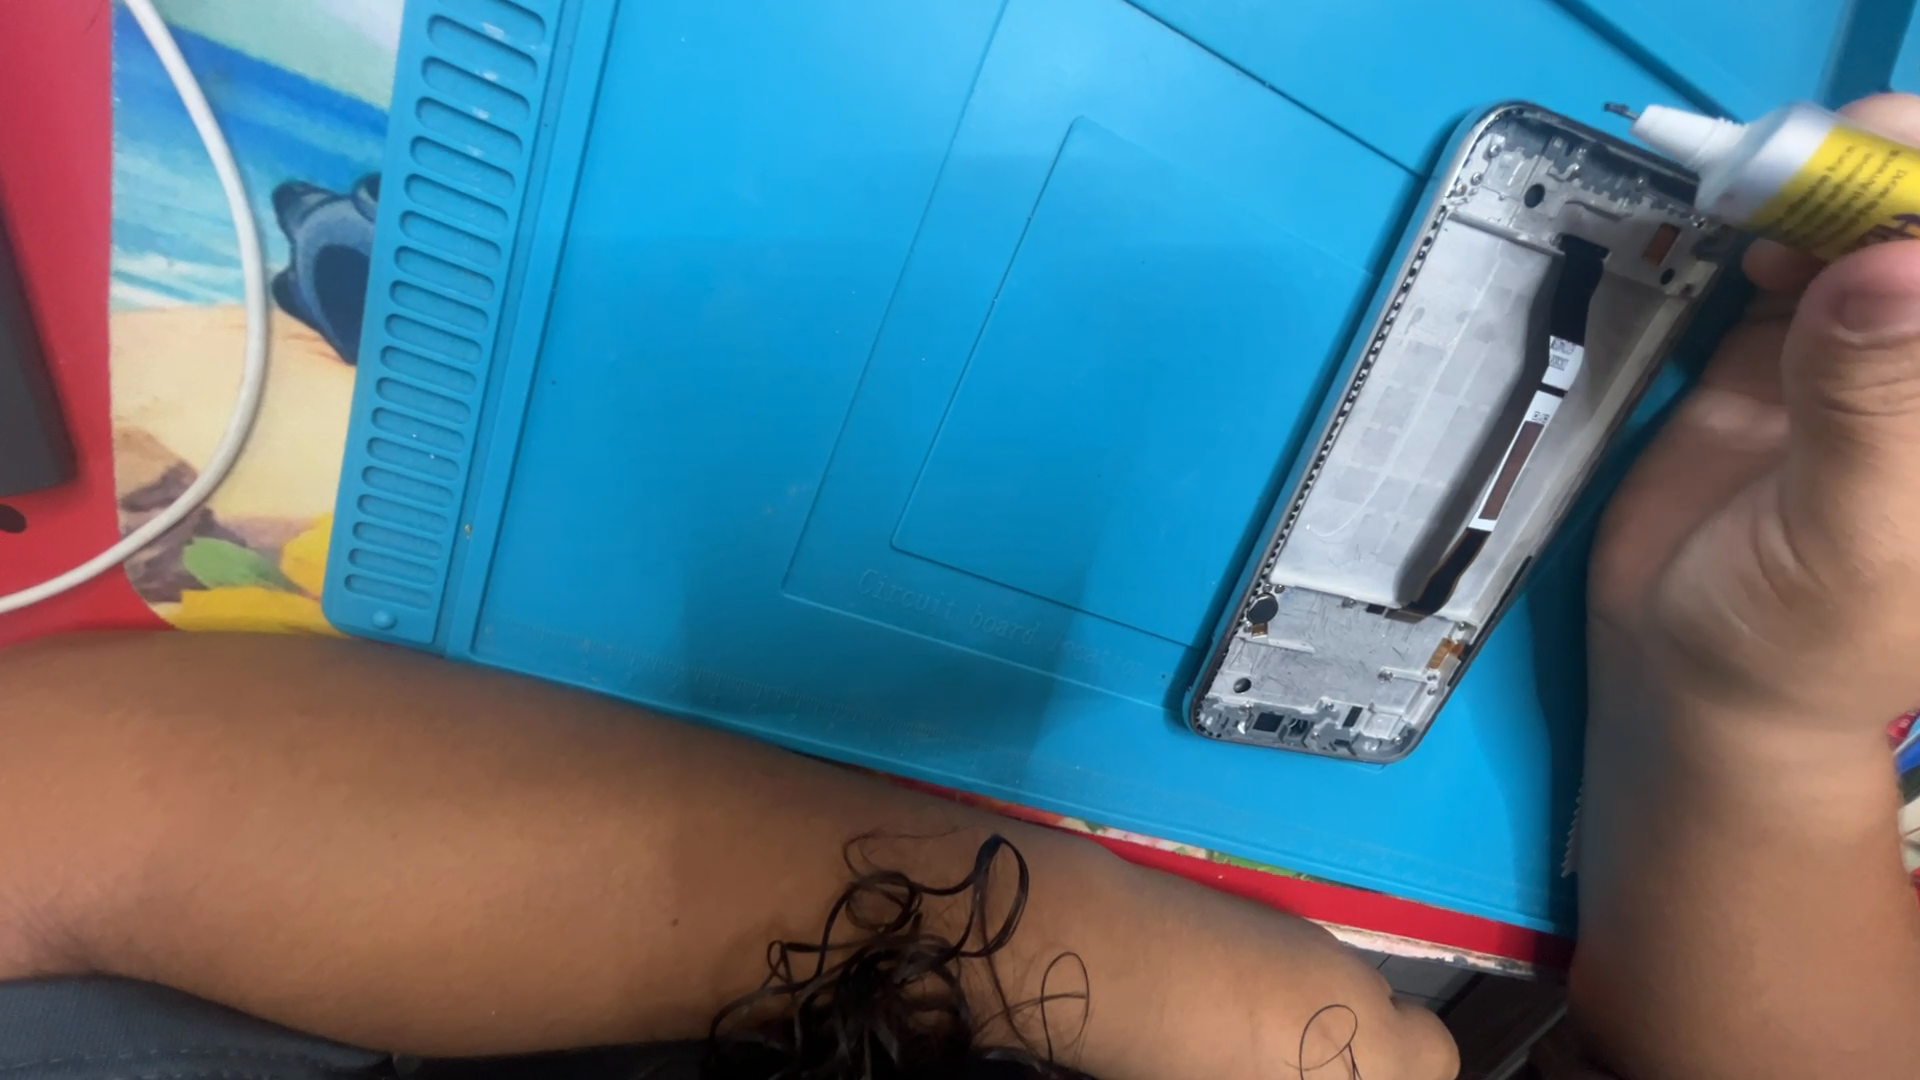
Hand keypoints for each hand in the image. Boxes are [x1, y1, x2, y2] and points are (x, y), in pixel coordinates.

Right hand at [1591, 94, 1919, 730]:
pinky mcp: (1764, 369)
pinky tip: (1742, 240)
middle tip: (1822, 151)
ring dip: (1826, 201)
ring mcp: (1853, 362)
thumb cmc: (1799, 632)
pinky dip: (1759, 246)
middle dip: (1899, 178)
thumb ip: (1874, 409)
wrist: (1687, 667)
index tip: (1891, 161)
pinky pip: (1774, 283)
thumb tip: (1884, 266)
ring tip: (1768, 184)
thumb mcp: (1852, 533)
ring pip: (1864, 246)